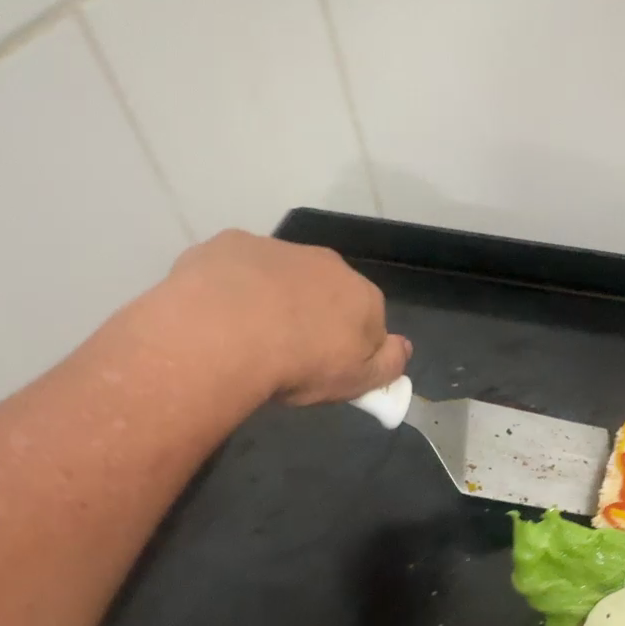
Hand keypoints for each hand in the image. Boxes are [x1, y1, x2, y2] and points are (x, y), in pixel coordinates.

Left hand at [143, 229, 410, 405]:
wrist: (223, 334)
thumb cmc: (301, 364)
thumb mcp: (357, 382)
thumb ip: (388, 364)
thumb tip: (403, 346)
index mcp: (363, 295)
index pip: (370, 320)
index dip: (352, 346)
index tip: (330, 368)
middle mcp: (327, 263)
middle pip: (328, 292)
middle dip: (315, 315)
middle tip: (291, 353)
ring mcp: (278, 248)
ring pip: (284, 276)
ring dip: (275, 299)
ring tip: (251, 336)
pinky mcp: (232, 243)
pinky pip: (241, 267)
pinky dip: (236, 286)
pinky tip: (222, 314)